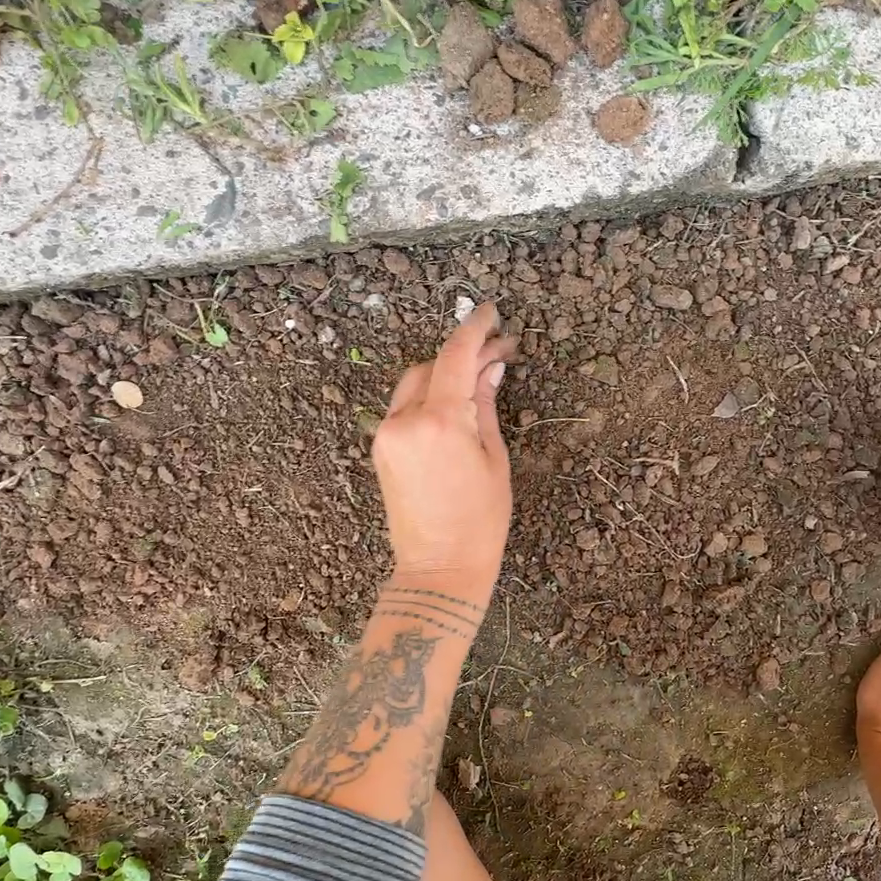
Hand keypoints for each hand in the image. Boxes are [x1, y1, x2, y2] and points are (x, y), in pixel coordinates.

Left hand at [373, 303, 516, 591]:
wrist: (439, 567)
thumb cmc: (480, 521)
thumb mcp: (494, 458)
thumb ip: (485, 405)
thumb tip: (490, 367)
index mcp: (440, 423)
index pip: (455, 356)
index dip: (474, 329)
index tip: (491, 312)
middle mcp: (405, 421)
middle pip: (433, 366)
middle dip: (464, 355)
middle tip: (500, 355)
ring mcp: (387, 435)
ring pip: (415, 384)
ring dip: (444, 375)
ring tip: (480, 378)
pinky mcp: (381, 448)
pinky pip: (404, 407)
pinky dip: (428, 397)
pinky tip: (454, 404)